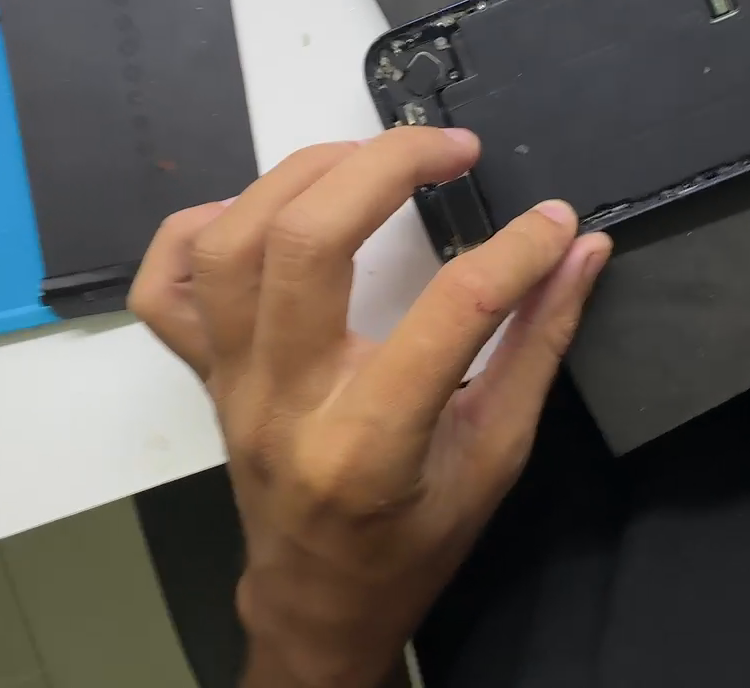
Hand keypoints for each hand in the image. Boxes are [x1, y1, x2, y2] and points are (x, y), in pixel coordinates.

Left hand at [131, 128, 612, 687]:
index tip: (555, 222)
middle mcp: (285, 400)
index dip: (518, 250)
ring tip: (372, 159)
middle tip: (453, 148)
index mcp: (374, 441)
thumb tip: (582, 251)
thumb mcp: (500, 451)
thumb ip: (542, 342)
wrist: (319, 601)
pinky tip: (269, 211)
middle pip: (305, 242)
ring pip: (229, 243)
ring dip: (304, 173)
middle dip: (388, 165)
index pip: (453, 310)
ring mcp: (229, 382)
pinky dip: (207, 223)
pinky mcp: (204, 373)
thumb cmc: (417, 540)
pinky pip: (167, 284)